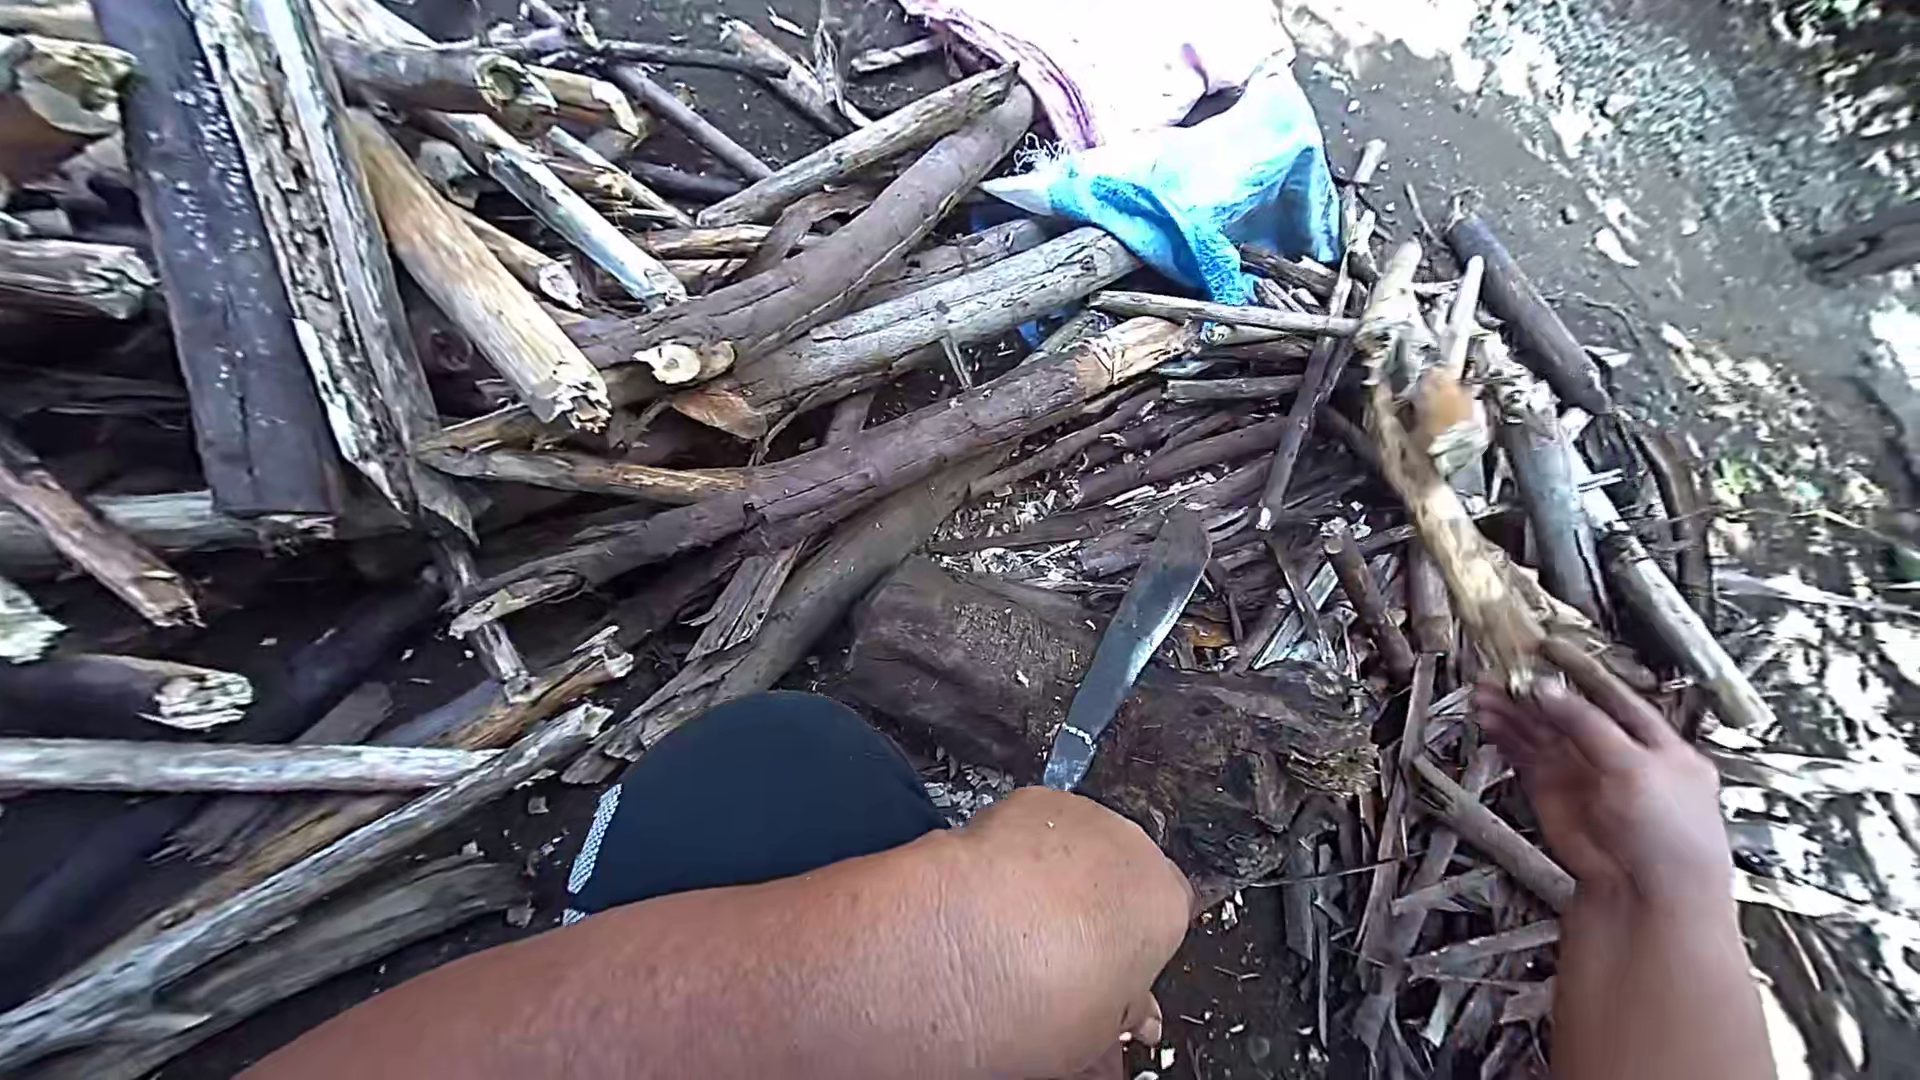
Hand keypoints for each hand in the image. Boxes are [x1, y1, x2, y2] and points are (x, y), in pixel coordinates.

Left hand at [931, 787, 1192, 1077]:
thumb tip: (1130, 1009)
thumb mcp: (1102, 1028)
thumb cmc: (1048, 990)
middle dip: (1097, 898)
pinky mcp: (1031, 796)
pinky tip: (998, 881)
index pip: (1166, 912)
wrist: (982, 935)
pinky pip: (1034, 821)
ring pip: (1077, 840)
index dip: (1135, 939)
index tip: (1110, 964)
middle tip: (1061, 941)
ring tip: (1019, 912)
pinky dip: (1019, 844)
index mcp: (1165, 901)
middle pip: (1122, 867)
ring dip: (1057, 867)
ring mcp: (1080, 812)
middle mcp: (1130, 843)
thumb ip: (1126, 1005)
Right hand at [1474, 638, 1731, 909]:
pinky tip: (1487, 718)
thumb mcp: (1635, 768)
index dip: (1576, 670)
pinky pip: (1519, 748)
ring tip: (1482, 694)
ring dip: (1508, 708)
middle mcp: (1612, 751)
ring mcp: (1578, 767)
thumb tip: (1547, 688)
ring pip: (1536, 726)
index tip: (1544, 647)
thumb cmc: (1670, 840)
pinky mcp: (1548, 784)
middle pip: (1562, 708)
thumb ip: (1586, 724)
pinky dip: (1501, 732)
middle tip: (1496, 673)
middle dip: (1528, 690)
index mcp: (1653, 743)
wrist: (1643, 890)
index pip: (1609, 694)